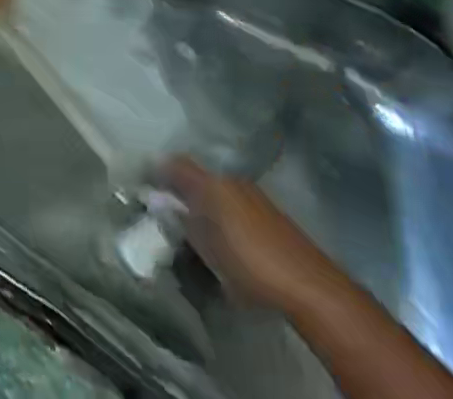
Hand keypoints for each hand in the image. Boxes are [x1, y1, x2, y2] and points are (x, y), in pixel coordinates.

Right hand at [164, 156, 344, 312]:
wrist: (311, 288)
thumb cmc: (249, 262)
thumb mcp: (206, 244)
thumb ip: (180, 218)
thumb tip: (157, 199)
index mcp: (212, 182)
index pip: (174, 164)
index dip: (156, 172)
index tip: (142, 186)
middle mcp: (231, 180)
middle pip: (195, 174)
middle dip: (178, 186)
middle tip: (163, 207)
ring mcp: (253, 195)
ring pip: (215, 188)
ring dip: (200, 200)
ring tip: (189, 223)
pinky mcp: (268, 213)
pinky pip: (232, 201)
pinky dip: (219, 211)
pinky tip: (218, 233)